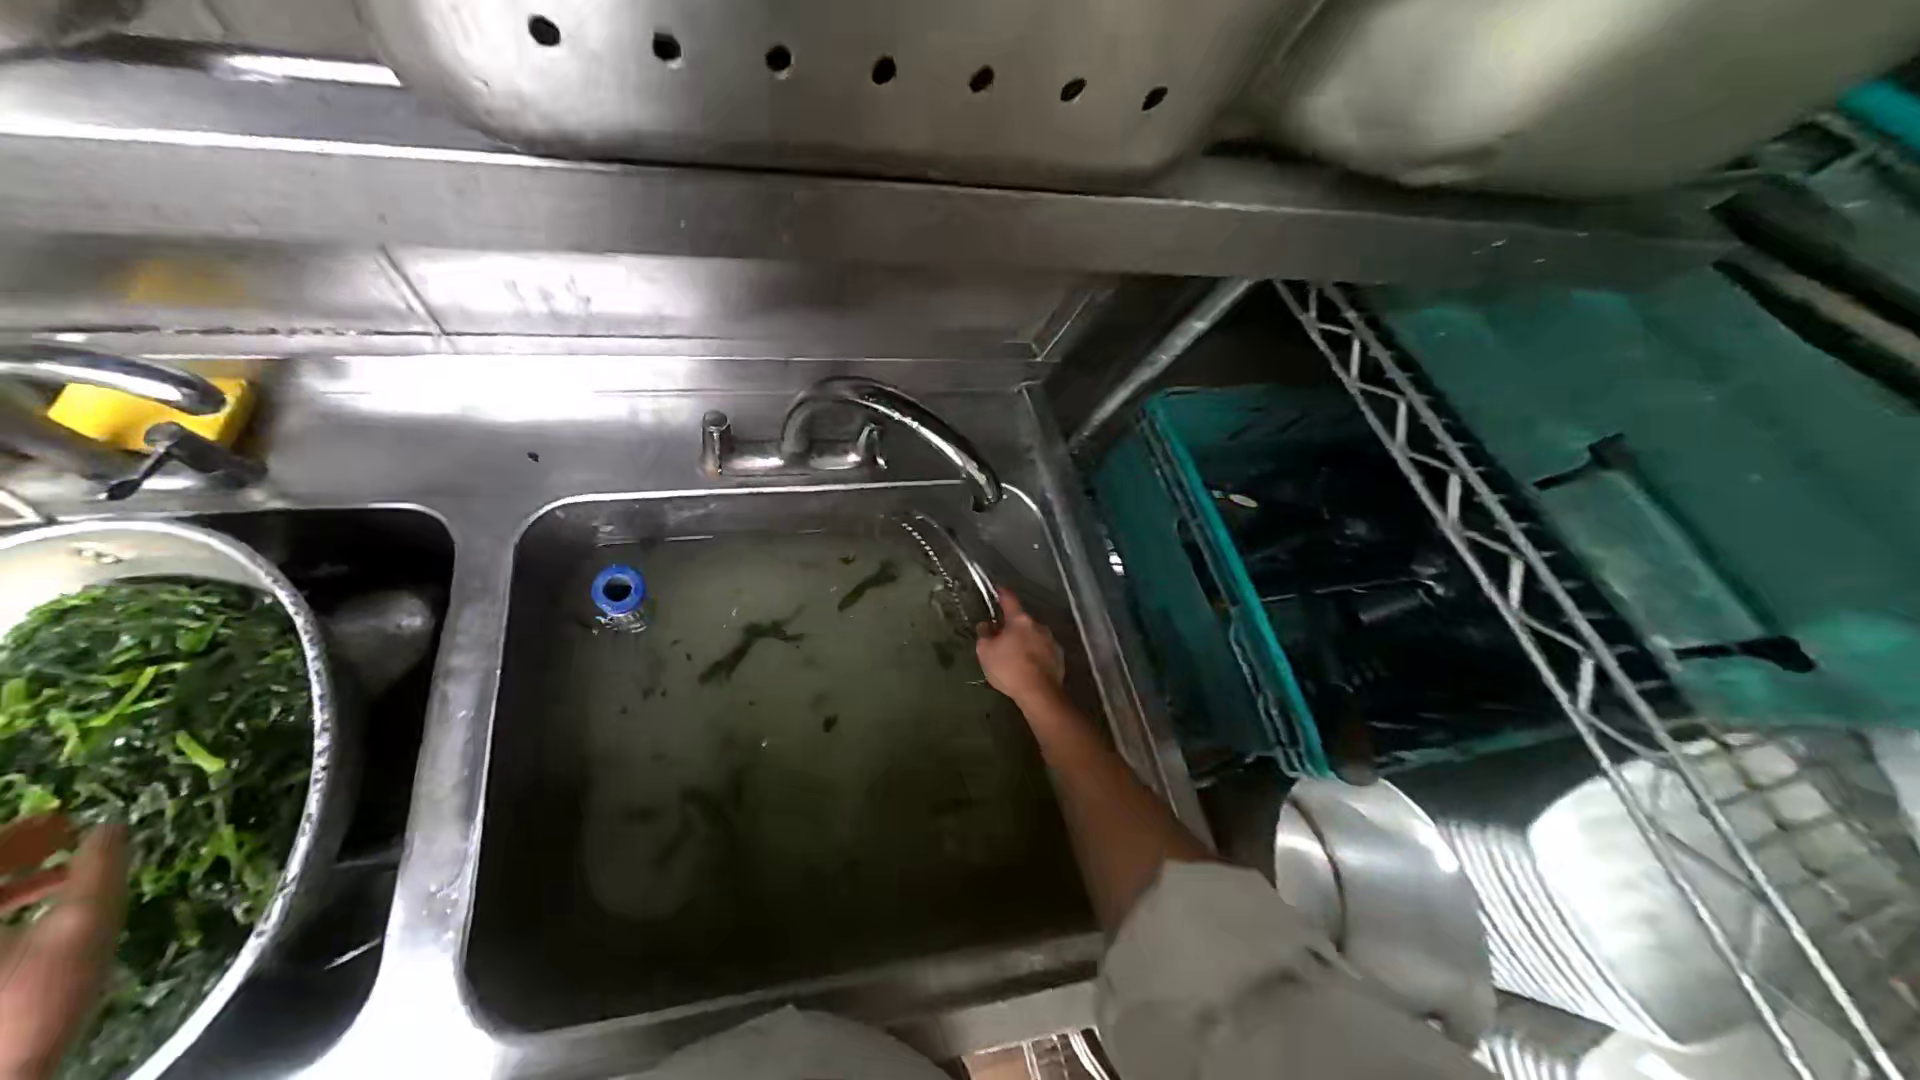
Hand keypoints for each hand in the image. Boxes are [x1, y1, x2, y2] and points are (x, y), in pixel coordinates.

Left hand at [1, 816, 127, 1079]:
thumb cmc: (30, 1001)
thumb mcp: (83, 926)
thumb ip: (100, 869)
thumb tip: (110, 827)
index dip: (18, 833)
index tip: (65, 820)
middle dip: (14, 855)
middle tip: (67, 840)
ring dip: (9, 885)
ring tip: (62, 877)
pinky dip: (3, 913)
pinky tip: (36, 918)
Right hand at [975, 588, 1065, 705]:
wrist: (1039, 693)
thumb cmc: (1009, 668)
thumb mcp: (985, 652)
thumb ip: (984, 635)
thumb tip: (985, 625)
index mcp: (1019, 620)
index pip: (1009, 599)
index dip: (1002, 593)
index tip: (997, 589)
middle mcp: (1038, 625)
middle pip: (1022, 620)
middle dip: (1011, 626)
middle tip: (1000, 638)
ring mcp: (1051, 640)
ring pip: (1033, 635)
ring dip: (1024, 641)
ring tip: (1014, 656)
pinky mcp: (1059, 657)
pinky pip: (1042, 650)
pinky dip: (1034, 654)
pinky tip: (1028, 666)